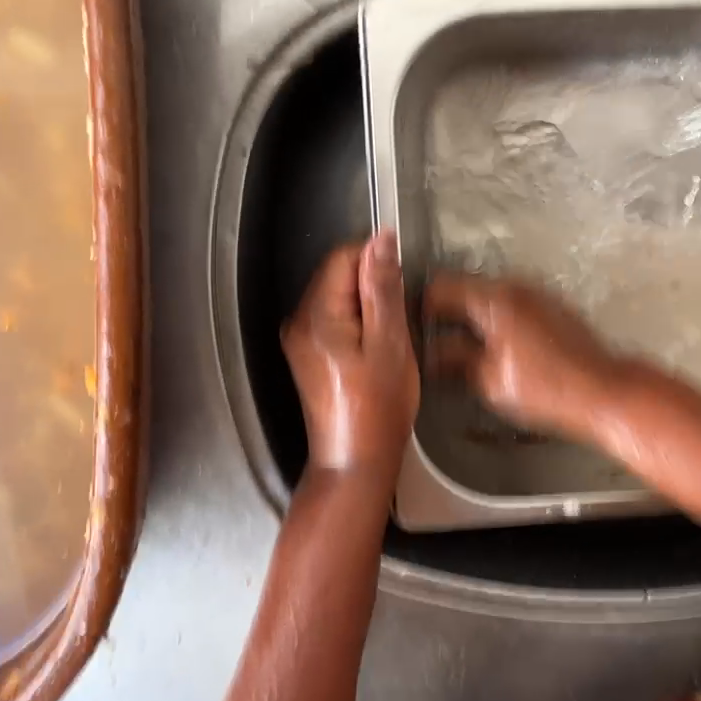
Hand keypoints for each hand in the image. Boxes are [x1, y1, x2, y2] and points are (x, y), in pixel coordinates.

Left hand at [282, 232, 419, 479]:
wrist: (356, 462)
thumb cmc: (379, 407)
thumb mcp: (390, 343)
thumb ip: (383, 289)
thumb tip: (381, 239)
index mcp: (316, 315)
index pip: (343, 257)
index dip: (377, 263)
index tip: (402, 291)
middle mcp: (299, 321)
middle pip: (338, 276)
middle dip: (373, 288)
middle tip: (398, 323)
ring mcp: (300, 339)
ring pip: (339, 298)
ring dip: (369, 308)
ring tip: (390, 340)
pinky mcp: (309, 354)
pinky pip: (336, 320)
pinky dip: (360, 325)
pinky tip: (376, 351)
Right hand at [423, 272, 635, 438]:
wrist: (602, 391)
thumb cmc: (545, 388)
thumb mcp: (489, 380)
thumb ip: (455, 359)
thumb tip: (432, 354)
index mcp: (494, 300)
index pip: (440, 286)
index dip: (423, 308)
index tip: (419, 332)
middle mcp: (516, 286)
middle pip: (466, 289)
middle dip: (450, 314)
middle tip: (441, 347)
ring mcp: (537, 293)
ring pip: (491, 298)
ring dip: (476, 318)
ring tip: (471, 352)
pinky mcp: (553, 306)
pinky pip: (514, 305)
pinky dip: (501, 320)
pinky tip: (502, 350)